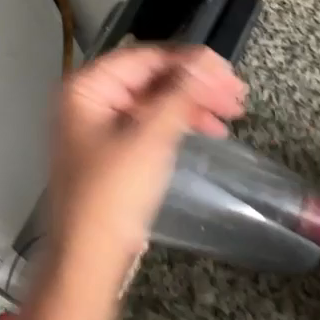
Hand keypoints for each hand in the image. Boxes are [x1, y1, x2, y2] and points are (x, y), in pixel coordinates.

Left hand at [47, 45, 245, 274]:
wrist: (89, 261)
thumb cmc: (109, 199)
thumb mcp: (151, 138)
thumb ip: (181, 94)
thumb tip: (205, 61)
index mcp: (86, 89)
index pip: (145, 57)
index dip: (189, 61)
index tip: (224, 70)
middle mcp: (89, 102)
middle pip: (152, 78)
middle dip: (195, 84)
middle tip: (233, 94)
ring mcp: (100, 127)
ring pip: (155, 100)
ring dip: (192, 103)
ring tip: (229, 111)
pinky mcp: (113, 151)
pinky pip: (151, 123)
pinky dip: (179, 123)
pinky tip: (206, 129)